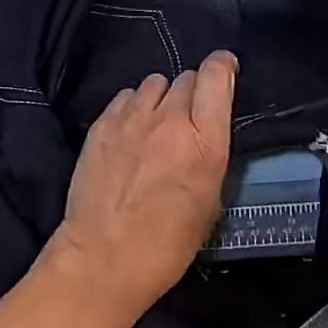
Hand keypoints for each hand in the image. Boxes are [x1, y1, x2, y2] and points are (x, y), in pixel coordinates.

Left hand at [44, 51, 236, 314]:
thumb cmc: (167, 243)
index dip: (223, 65)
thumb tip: (206, 129)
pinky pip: (125, 96)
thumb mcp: (210, 200)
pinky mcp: (102, 125)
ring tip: (156, 123)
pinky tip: (130, 131)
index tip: (224, 69)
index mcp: (204, 142)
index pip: (216, 76)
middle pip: (187, 77)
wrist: (103, 261)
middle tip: (187, 118)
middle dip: (192, 92)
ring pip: (155, 82)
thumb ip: (210, 153)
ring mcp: (132, 119)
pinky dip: (133, 107)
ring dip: (161, 98)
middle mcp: (171, 121)